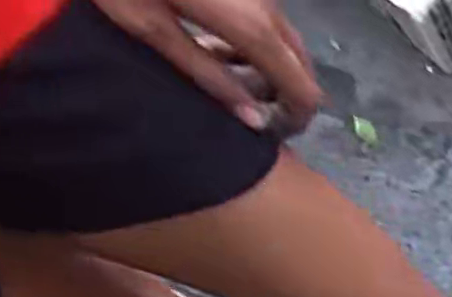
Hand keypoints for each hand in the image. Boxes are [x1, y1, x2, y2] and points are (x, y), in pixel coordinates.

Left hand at [89, 0, 320, 134]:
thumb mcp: (147, 23)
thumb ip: (208, 75)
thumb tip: (257, 122)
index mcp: (254, 31)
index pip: (304, 93)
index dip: (297, 119)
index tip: (272, 130)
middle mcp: (268, 12)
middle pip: (302, 69)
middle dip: (285, 93)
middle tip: (246, 101)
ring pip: (287, 45)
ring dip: (270, 66)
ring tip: (222, 66)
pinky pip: (267, 22)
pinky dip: (257, 42)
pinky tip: (217, 36)